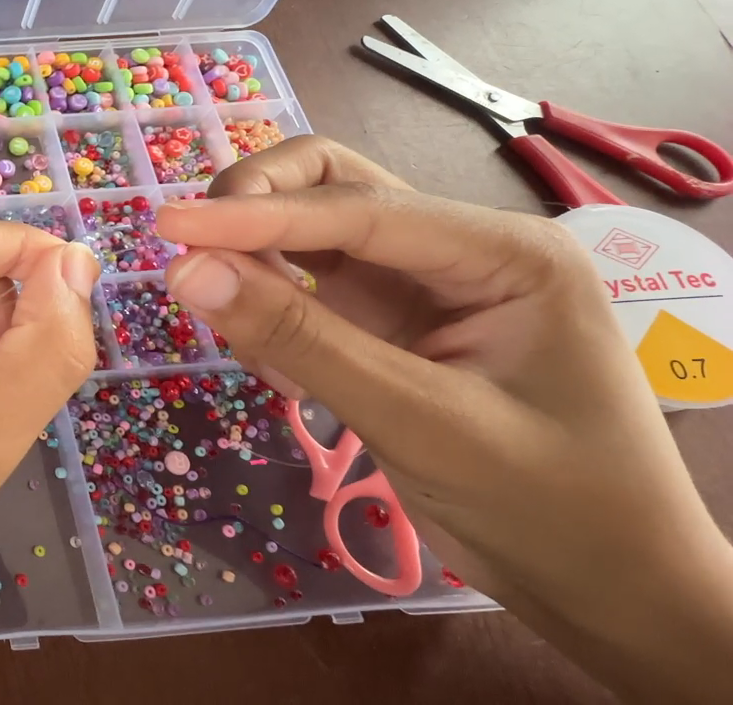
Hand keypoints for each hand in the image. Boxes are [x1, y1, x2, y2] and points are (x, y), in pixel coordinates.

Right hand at [156, 136, 732, 703]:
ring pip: (304, 228)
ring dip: (252, 256)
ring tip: (235, 323)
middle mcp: (453, 247)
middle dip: (255, 204)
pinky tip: (273, 366)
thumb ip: (297, 339)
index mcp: (502, 252)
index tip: (167, 227)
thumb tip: (183, 271)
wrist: (604, 589)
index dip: (252, 212)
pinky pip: (296, 284)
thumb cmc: (546, 507)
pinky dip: (263, 306)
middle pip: (330, 182)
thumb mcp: (417, 420)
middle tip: (192, 246)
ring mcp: (411, 281)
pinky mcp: (377, 317)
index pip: (354, 207)